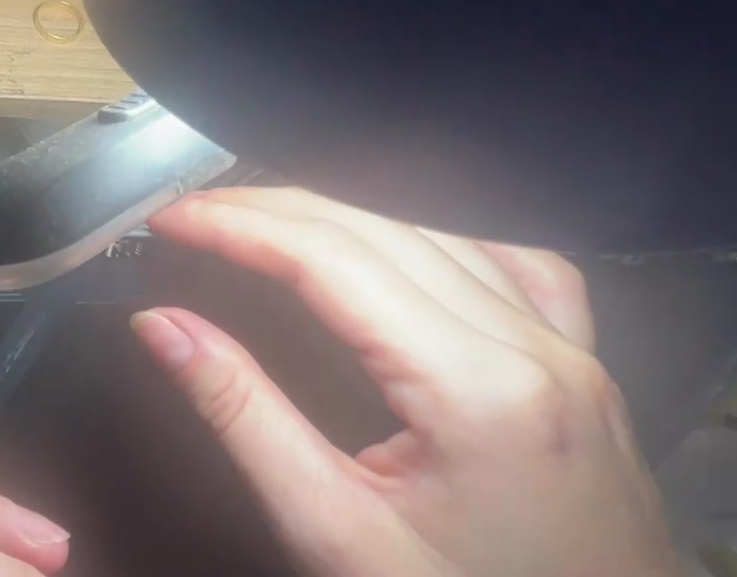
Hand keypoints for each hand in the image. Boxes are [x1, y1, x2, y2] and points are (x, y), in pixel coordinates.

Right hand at [134, 187, 678, 576]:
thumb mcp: (330, 529)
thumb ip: (238, 412)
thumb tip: (157, 323)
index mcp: (478, 388)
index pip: (326, 256)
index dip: (230, 222)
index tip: (165, 218)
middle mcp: (535, 351)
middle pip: (370, 225)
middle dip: (260, 208)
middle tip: (185, 214)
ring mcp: (570, 353)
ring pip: (428, 227)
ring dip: (325, 209)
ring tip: (251, 218)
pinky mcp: (579, 368)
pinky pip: (502, 259)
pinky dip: (420, 229)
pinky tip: (383, 234)